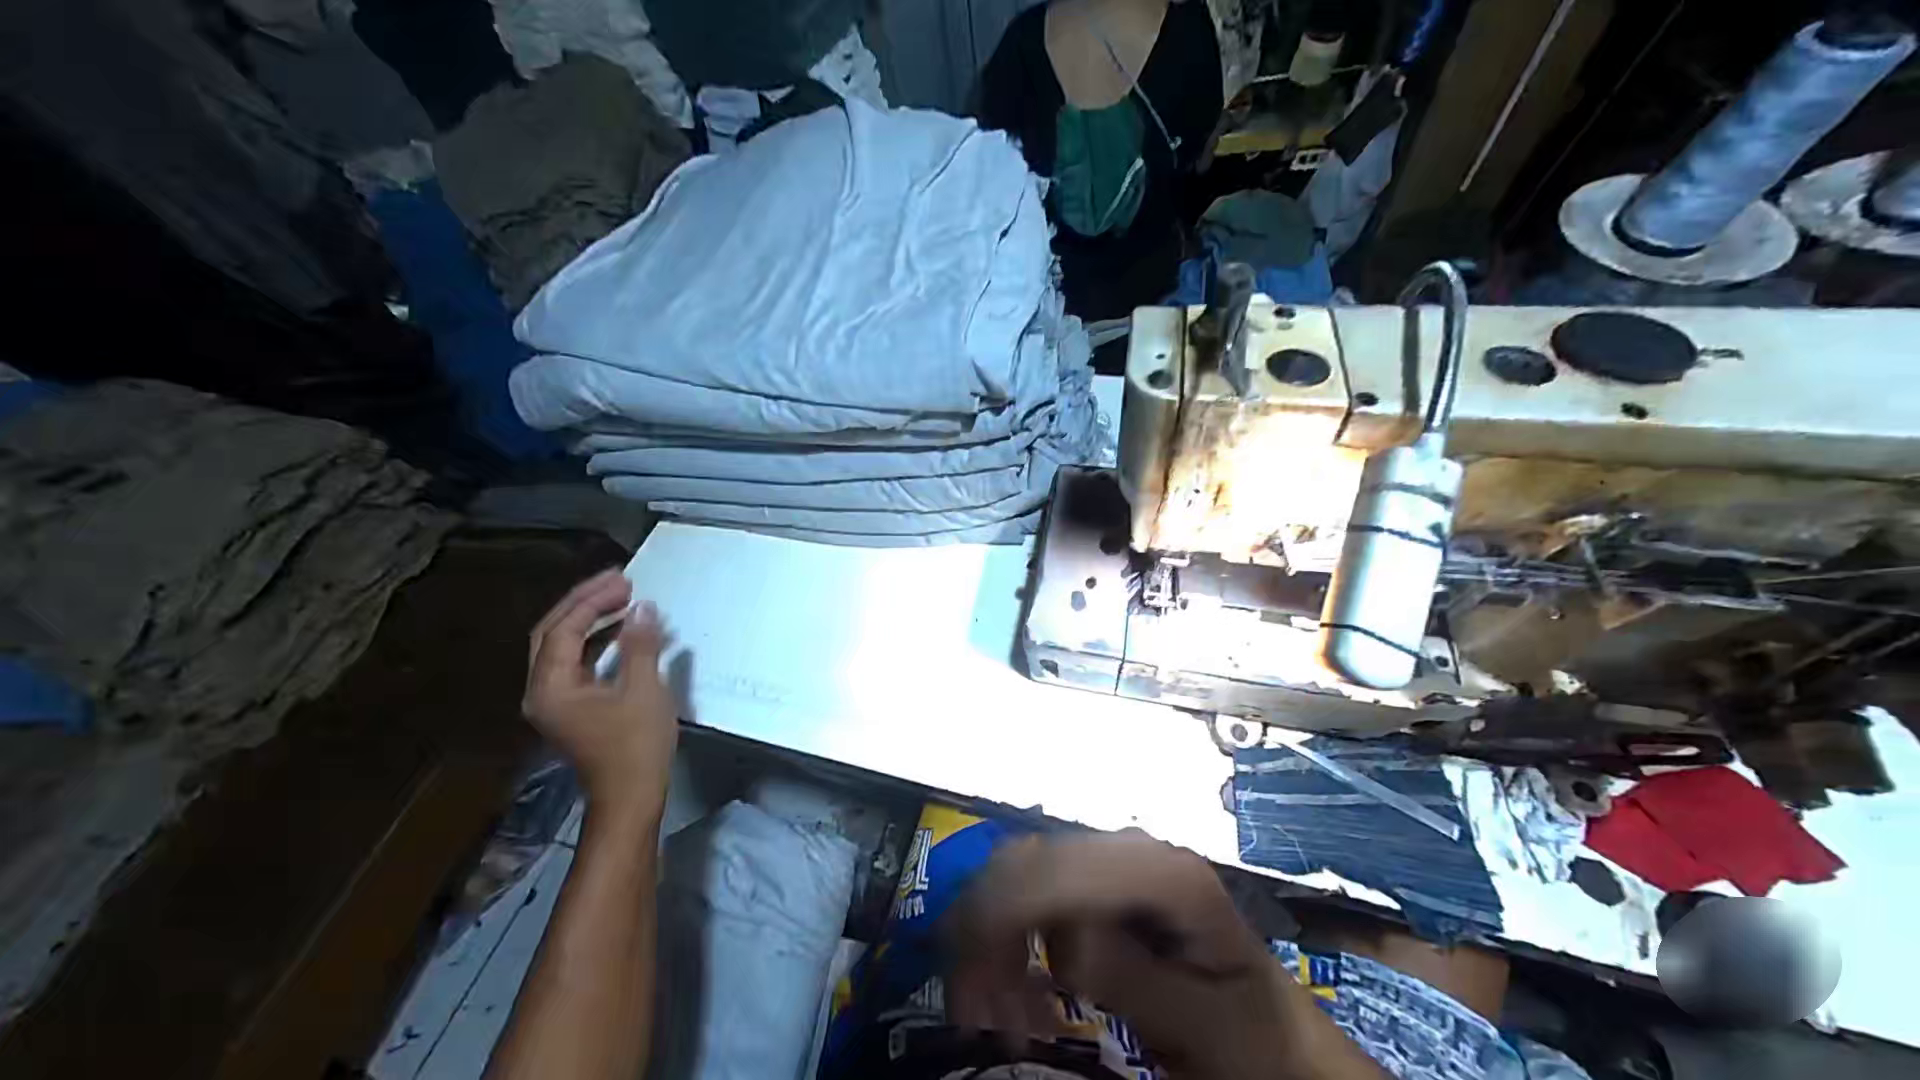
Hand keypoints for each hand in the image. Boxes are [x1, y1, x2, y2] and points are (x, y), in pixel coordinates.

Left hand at [523, 570, 678, 818]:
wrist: (630, 798)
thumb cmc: (636, 746)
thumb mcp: (643, 691)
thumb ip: (639, 645)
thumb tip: (643, 608)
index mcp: (551, 687)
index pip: (563, 629)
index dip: (592, 601)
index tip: (625, 581)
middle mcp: (542, 691)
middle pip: (552, 633)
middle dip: (584, 603)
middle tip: (619, 581)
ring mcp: (554, 701)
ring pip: (561, 647)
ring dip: (589, 620)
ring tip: (622, 599)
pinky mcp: (571, 708)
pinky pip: (574, 662)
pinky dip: (594, 641)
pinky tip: (619, 631)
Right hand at [945, 832, 1296, 1079]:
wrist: (1268, 1030)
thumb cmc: (1250, 1034)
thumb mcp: (1206, 1023)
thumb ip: (1139, 977)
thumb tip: (1070, 937)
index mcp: (1167, 872)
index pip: (1065, 867)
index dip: (1007, 909)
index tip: (973, 980)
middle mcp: (1129, 850)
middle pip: (1028, 863)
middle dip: (986, 930)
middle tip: (971, 1013)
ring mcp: (1107, 864)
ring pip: (1016, 877)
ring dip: (990, 942)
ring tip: (993, 1019)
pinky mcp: (1092, 887)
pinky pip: (1028, 899)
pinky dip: (1005, 945)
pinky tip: (1017, 996)